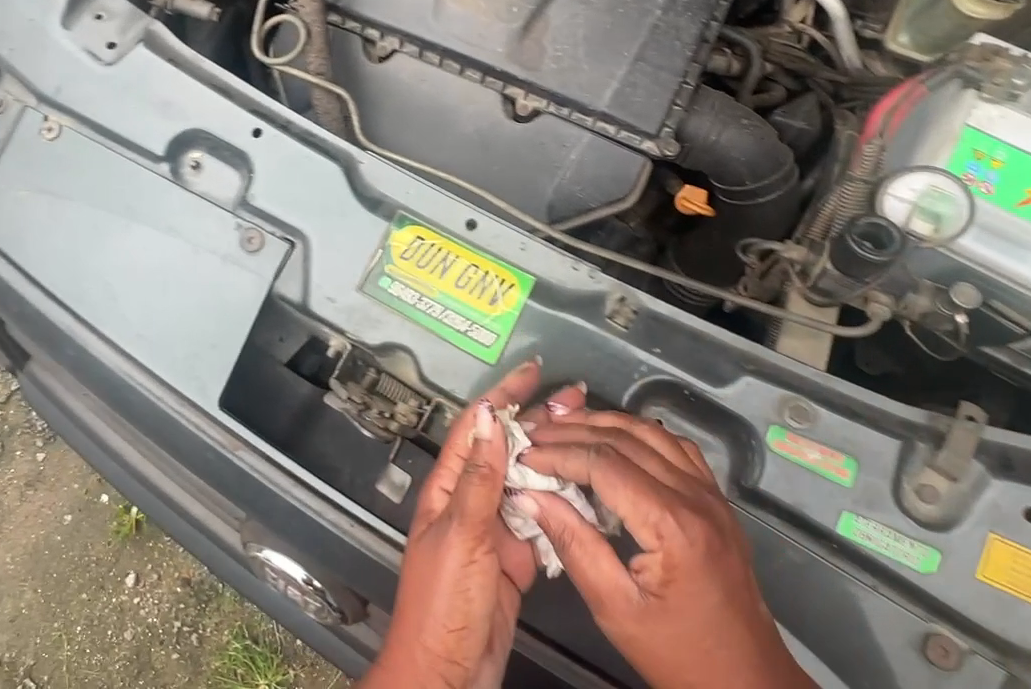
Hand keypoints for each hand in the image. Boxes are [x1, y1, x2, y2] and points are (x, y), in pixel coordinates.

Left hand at [359, 361, 585, 688]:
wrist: (446, 672)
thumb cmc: (442, 603)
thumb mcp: (461, 535)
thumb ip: (480, 479)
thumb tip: (492, 419)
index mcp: (449, 488)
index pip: (478, 427)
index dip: (504, 396)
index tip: (532, 372)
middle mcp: (471, 502)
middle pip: (506, 449)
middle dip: (538, 420)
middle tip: (576, 398)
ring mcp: (494, 530)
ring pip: (527, 481)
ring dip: (554, 457)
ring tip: (588, 433)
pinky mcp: (515, 559)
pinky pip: (541, 521)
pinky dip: (562, 503)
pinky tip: (587, 490)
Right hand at [519, 409, 814, 688]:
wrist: (749, 681)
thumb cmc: (679, 654)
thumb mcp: (616, 609)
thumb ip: (574, 545)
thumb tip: (530, 496)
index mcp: (672, 524)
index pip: (603, 463)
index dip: (558, 453)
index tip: (523, 456)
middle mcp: (696, 496)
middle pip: (625, 439)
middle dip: (573, 431)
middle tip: (533, 433)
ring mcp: (712, 494)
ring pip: (651, 433)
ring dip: (604, 422)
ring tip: (562, 424)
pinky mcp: (717, 501)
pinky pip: (675, 447)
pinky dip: (638, 433)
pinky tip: (614, 438)